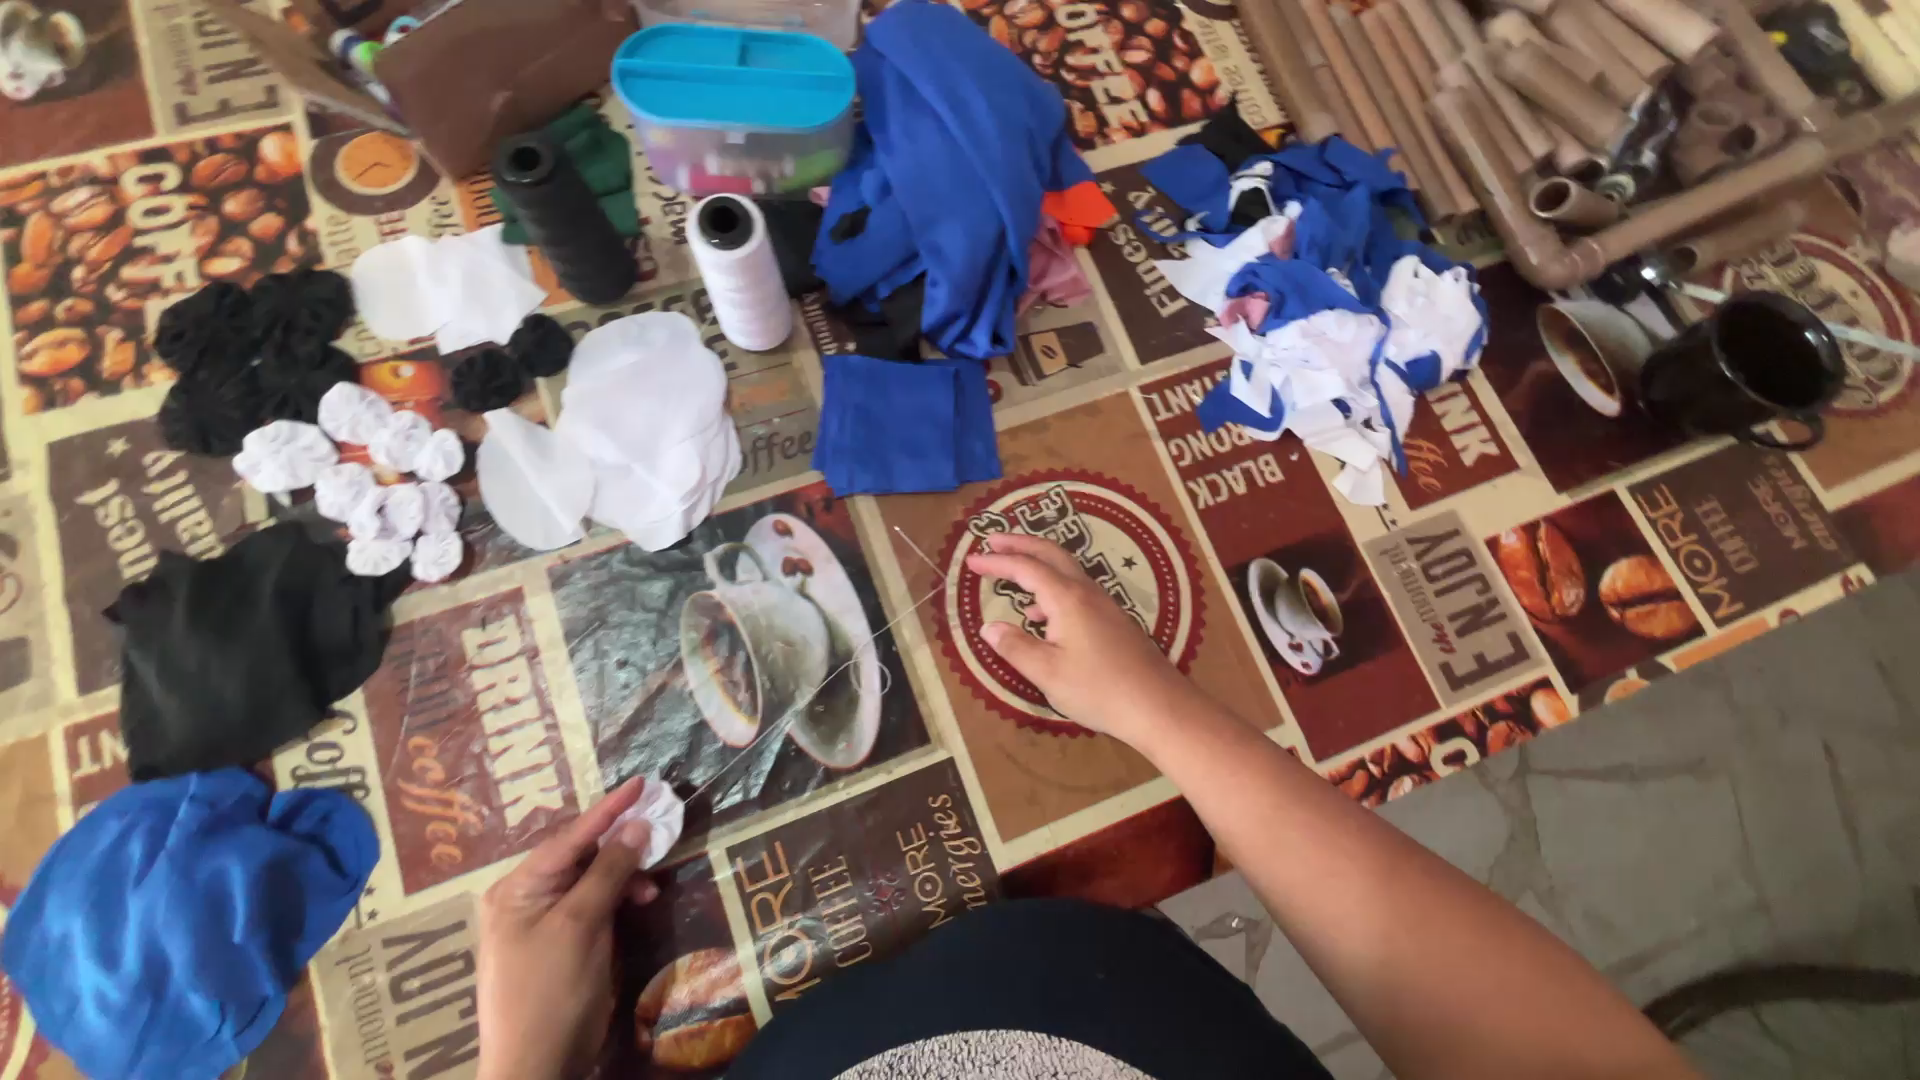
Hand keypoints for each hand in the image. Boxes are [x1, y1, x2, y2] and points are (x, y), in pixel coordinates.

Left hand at [477, 777, 660, 1079]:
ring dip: (624, 875)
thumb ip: (610, 870)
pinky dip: (619, 897)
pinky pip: (594, 902)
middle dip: (621, 843)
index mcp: (518, 888)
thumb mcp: (582, 924)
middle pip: (581, 853)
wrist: (537, 1068)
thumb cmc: (553, 990)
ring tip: (652, 885)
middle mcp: (526, 897)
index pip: (571, 836)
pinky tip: (642, 902)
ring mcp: (543, 921)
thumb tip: (638, 826)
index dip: (609, 808)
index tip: (642, 782)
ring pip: (592, 878)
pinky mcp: (562, 941)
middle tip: (660, 828)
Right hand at [965, 531, 1193, 745]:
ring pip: (1066, 570)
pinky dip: (1052, 588)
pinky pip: (1076, 590)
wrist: (1158, 706)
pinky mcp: (1113, 620)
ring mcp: (1104, 604)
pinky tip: (1042, 616)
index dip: (997, 561)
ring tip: (1012, 573)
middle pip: (1050, 554)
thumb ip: (1015, 647)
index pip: (1026, 568)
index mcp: (1067, 598)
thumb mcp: (1047, 673)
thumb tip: (988, 628)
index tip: (971, 560)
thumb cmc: (1099, 689)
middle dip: (1020, 544)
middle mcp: (1086, 592)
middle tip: (993, 541)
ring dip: (1037, 564)